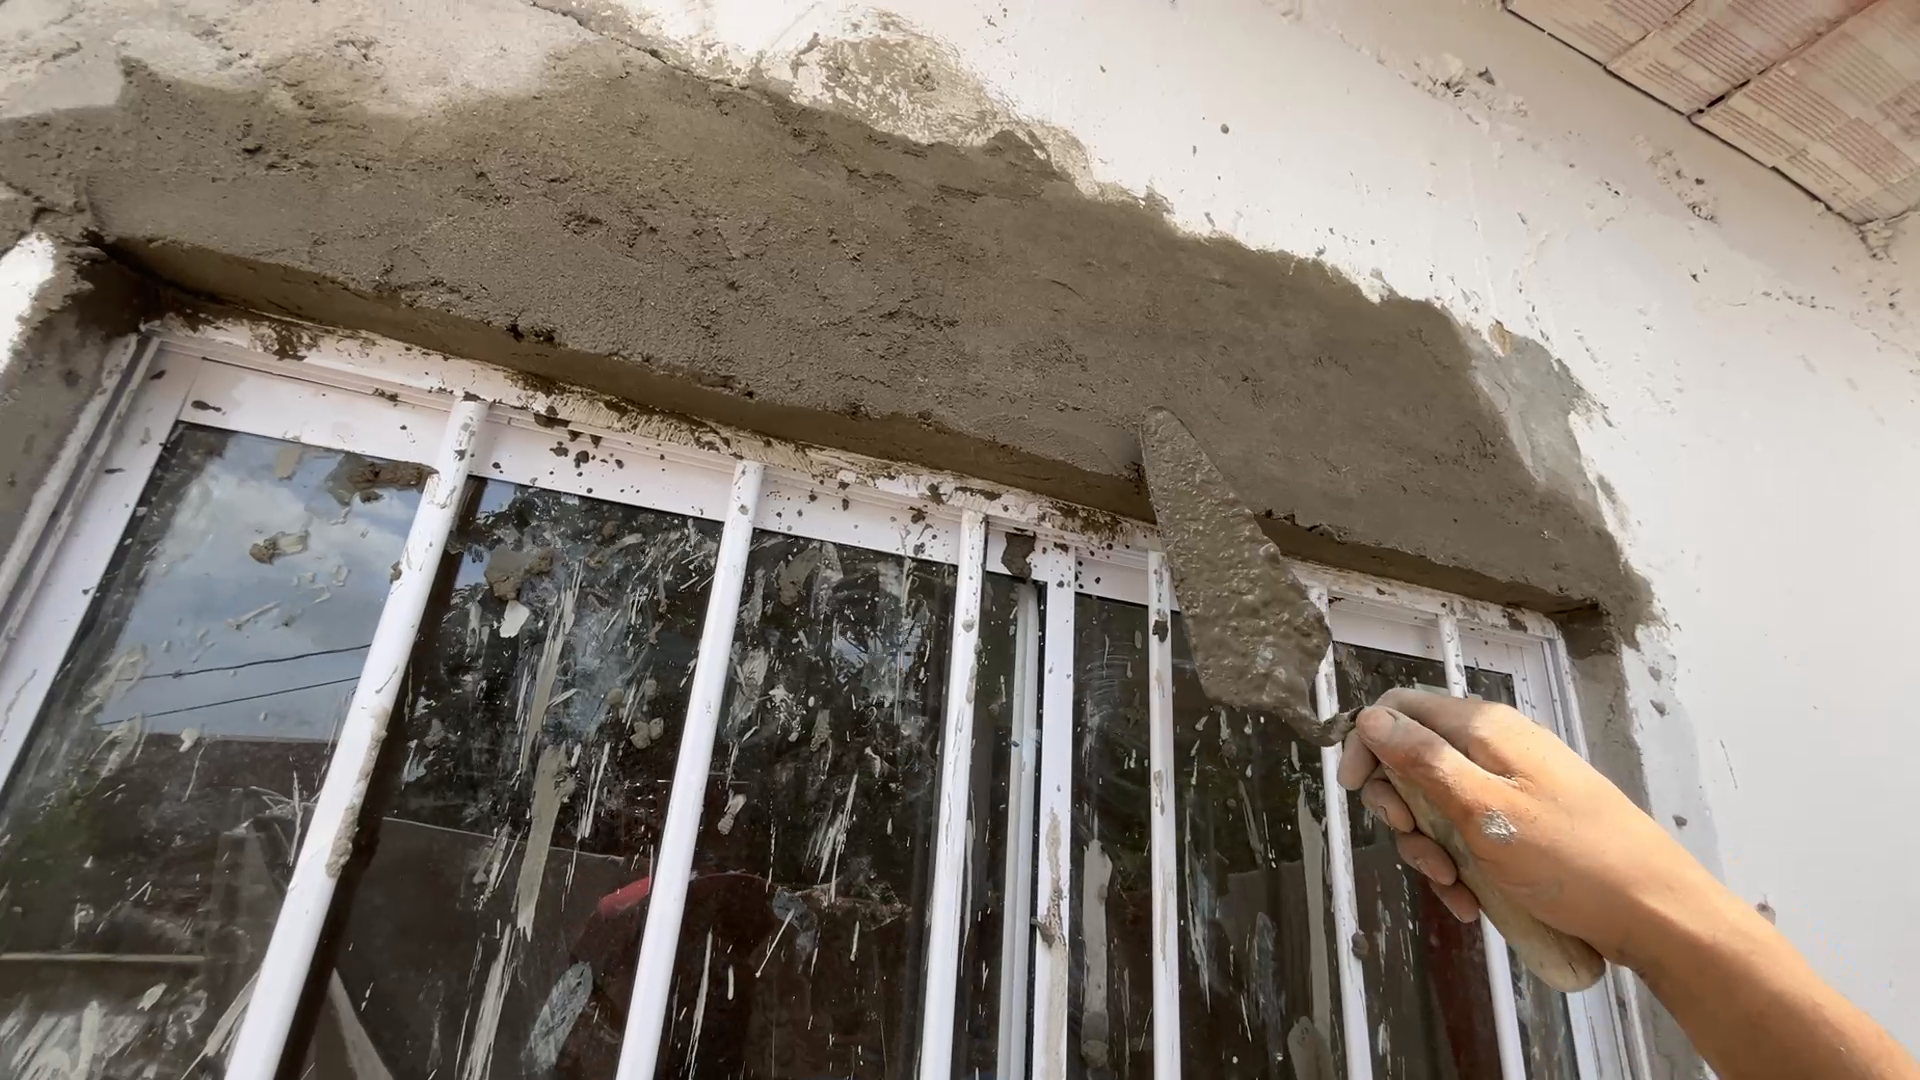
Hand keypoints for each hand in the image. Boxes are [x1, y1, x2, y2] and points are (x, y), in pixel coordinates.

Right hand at [1335, 687, 1714, 968]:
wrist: (1669, 923)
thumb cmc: (1575, 861)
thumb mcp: (1484, 811)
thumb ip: (1423, 760)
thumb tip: (1369, 717)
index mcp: (1484, 728)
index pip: (1400, 709)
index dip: (1367, 742)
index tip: (1353, 789)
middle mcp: (1493, 746)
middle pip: (1412, 759)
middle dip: (1400, 805)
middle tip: (1411, 842)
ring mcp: (1510, 784)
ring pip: (1436, 801)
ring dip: (1428, 844)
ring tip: (1450, 885)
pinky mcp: (1523, 821)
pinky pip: (1468, 831)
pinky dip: (1458, 863)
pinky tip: (1469, 898)